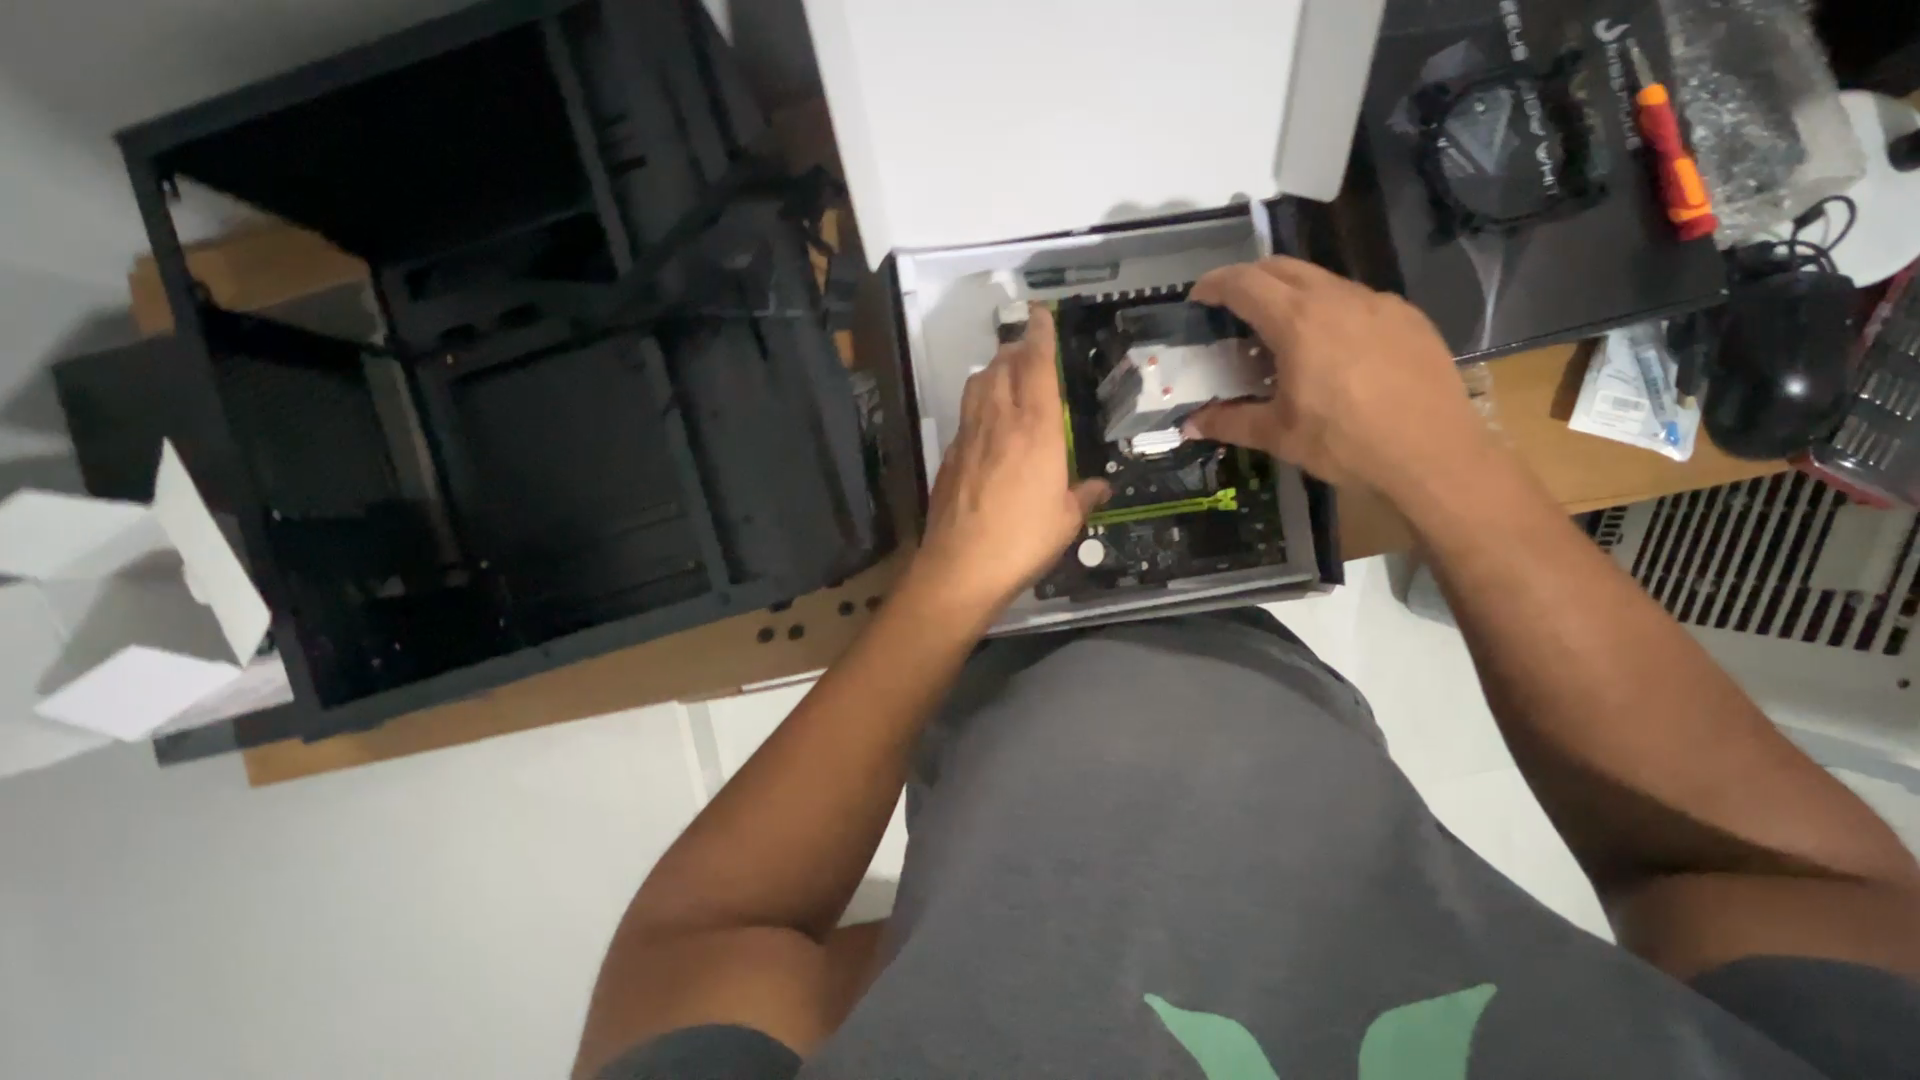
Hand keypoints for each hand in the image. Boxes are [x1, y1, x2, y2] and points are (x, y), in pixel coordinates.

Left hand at [911, 304, 1109, 614]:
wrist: (960, 566)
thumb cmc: (1023, 540)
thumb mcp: (1067, 520)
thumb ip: (1083, 495)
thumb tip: (1100, 486)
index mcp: (1035, 428)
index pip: (1036, 366)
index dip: (1039, 336)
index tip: (1039, 314)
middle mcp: (998, 421)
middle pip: (1001, 367)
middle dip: (1015, 349)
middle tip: (1027, 345)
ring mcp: (968, 437)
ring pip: (977, 385)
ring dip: (992, 370)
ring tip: (1006, 373)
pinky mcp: (949, 457)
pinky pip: (966, 415)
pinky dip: (978, 404)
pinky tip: (987, 422)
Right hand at [1183, 257, 1489, 498]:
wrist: (1433, 455)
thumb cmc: (1346, 444)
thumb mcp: (1279, 436)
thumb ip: (1230, 422)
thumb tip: (1191, 425)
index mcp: (1298, 321)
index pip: (1244, 283)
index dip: (1214, 285)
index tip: (1198, 298)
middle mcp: (1337, 298)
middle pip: (1282, 268)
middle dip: (1250, 279)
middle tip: (1233, 308)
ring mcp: (1378, 303)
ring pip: (1323, 281)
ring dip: (1293, 294)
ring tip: (1284, 332)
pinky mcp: (1408, 317)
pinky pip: (1358, 301)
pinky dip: (1332, 311)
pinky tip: (1335, 349)